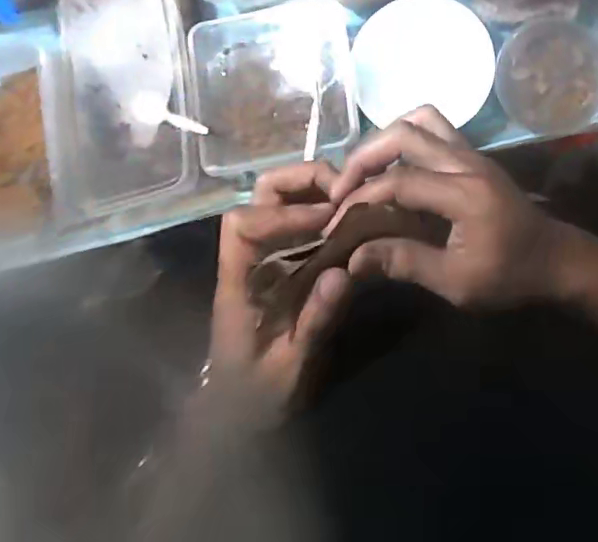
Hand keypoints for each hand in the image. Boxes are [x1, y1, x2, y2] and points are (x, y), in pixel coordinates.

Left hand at [207, 161, 350, 423]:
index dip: (287, 212)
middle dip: (305, 179)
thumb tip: (342, 272)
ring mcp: (269, 253)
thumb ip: (315, 320)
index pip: (245, 224)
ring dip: (319, 186)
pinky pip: (303, 214)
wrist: (240, 418)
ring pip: (282, 195)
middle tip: (348, 192)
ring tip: (357, 198)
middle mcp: (250, 257)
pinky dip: (329, 202)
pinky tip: (358, 215)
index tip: (330, 217)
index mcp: (239, 281)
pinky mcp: (289, 258)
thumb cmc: (260, 395)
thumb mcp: (291, 367)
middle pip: (263, 193)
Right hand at [331, 106, 575, 308]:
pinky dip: (408, 143)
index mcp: (465, 191)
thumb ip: (404, 262)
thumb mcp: (456, 281)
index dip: (359, 198)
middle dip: (365, 156)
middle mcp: (469, 162)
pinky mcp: (477, 159)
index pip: (399, 180)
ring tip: (365, 176)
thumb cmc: (510, 275)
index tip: (333, 225)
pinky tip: (392, 174)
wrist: (556, 259)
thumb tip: (352, 256)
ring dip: (388, 140)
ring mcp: (475, 156)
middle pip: (407, 133)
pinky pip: (437, 132)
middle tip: (342, 191)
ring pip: (425, 120)